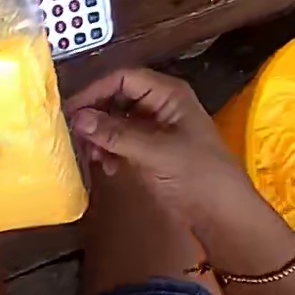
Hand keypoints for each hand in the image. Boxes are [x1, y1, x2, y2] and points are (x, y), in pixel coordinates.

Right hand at [65, 69, 258, 236]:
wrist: (223, 214)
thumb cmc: (197, 174)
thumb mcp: (155, 152)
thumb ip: (116, 134)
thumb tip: (78, 118)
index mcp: (168, 94)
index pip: (123, 79)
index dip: (95, 91)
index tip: (71, 111)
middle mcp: (160, 105)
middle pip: (117, 98)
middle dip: (96, 115)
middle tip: (75, 136)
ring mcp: (156, 128)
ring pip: (117, 121)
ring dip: (101, 136)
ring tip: (91, 156)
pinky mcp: (152, 150)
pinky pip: (123, 141)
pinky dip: (111, 151)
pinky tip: (108, 167)